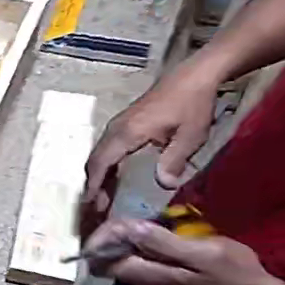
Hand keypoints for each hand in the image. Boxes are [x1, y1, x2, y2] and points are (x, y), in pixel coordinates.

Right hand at [81, 68, 218, 216]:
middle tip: (97, 207)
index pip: (102, 163)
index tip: (91, 205)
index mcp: (127, 133)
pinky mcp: (123, 124)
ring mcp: (117, 125)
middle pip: (94, 161)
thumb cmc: (193, 104)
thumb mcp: (190, 136)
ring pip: (98, 155)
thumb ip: (174, 161)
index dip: (94, 185)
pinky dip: (105, 166)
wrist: (193, 76)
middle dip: (93, 185)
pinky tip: (114, 176)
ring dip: (98, 176)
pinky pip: (106, 149)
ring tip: (103, 196)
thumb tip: (164, 186)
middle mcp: (115, 129)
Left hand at [86, 220, 273, 284]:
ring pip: (117, 250)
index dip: (101, 238)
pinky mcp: (158, 264)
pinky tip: (149, 224)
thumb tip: (130, 229)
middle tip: (128, 215)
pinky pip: (133, 248)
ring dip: (121, 232)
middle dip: (108, 232)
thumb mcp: (202, 254)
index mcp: (145, 273)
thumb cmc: (231, 271)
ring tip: (137, 217)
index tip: (119, 220)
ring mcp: (148, 270)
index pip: (100, 260)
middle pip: (103, 254)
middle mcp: (139, 274)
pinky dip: (134, 234)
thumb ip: (164, 243)